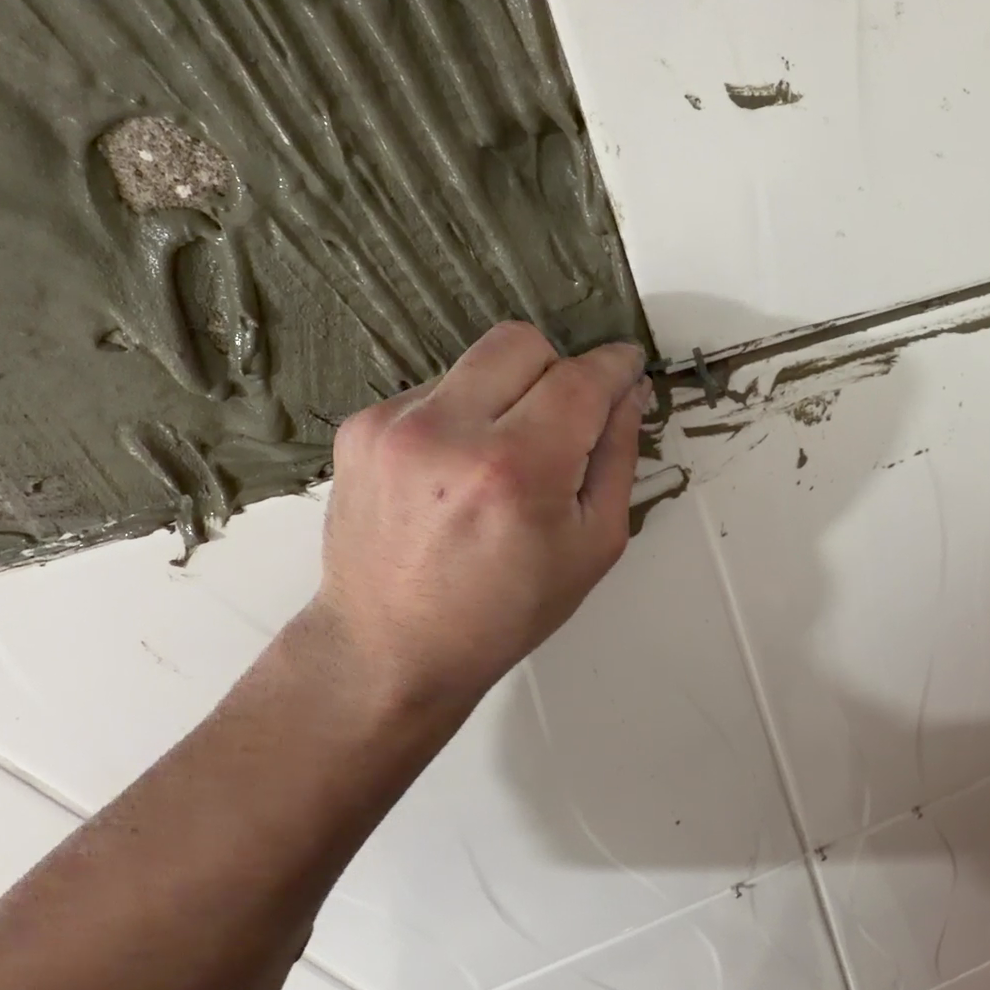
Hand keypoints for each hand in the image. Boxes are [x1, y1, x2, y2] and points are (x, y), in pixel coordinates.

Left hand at [307, 323, 648, 713]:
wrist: (391, 647)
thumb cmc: (508, 610)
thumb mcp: (594, 544)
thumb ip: (618, 458)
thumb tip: (628, 394)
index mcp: (517, 470)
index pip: (580, 379)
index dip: (614, 365)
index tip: (629, 364)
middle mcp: (449, 431)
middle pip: (523, 342)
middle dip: (560, 370)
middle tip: (567, 419)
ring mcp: (394, 424)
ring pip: (478, 361)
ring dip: (510, 392)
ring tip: (504, 457)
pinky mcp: (360, 428)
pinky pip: (437, 389)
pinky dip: (465, 414)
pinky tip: (460, 470)